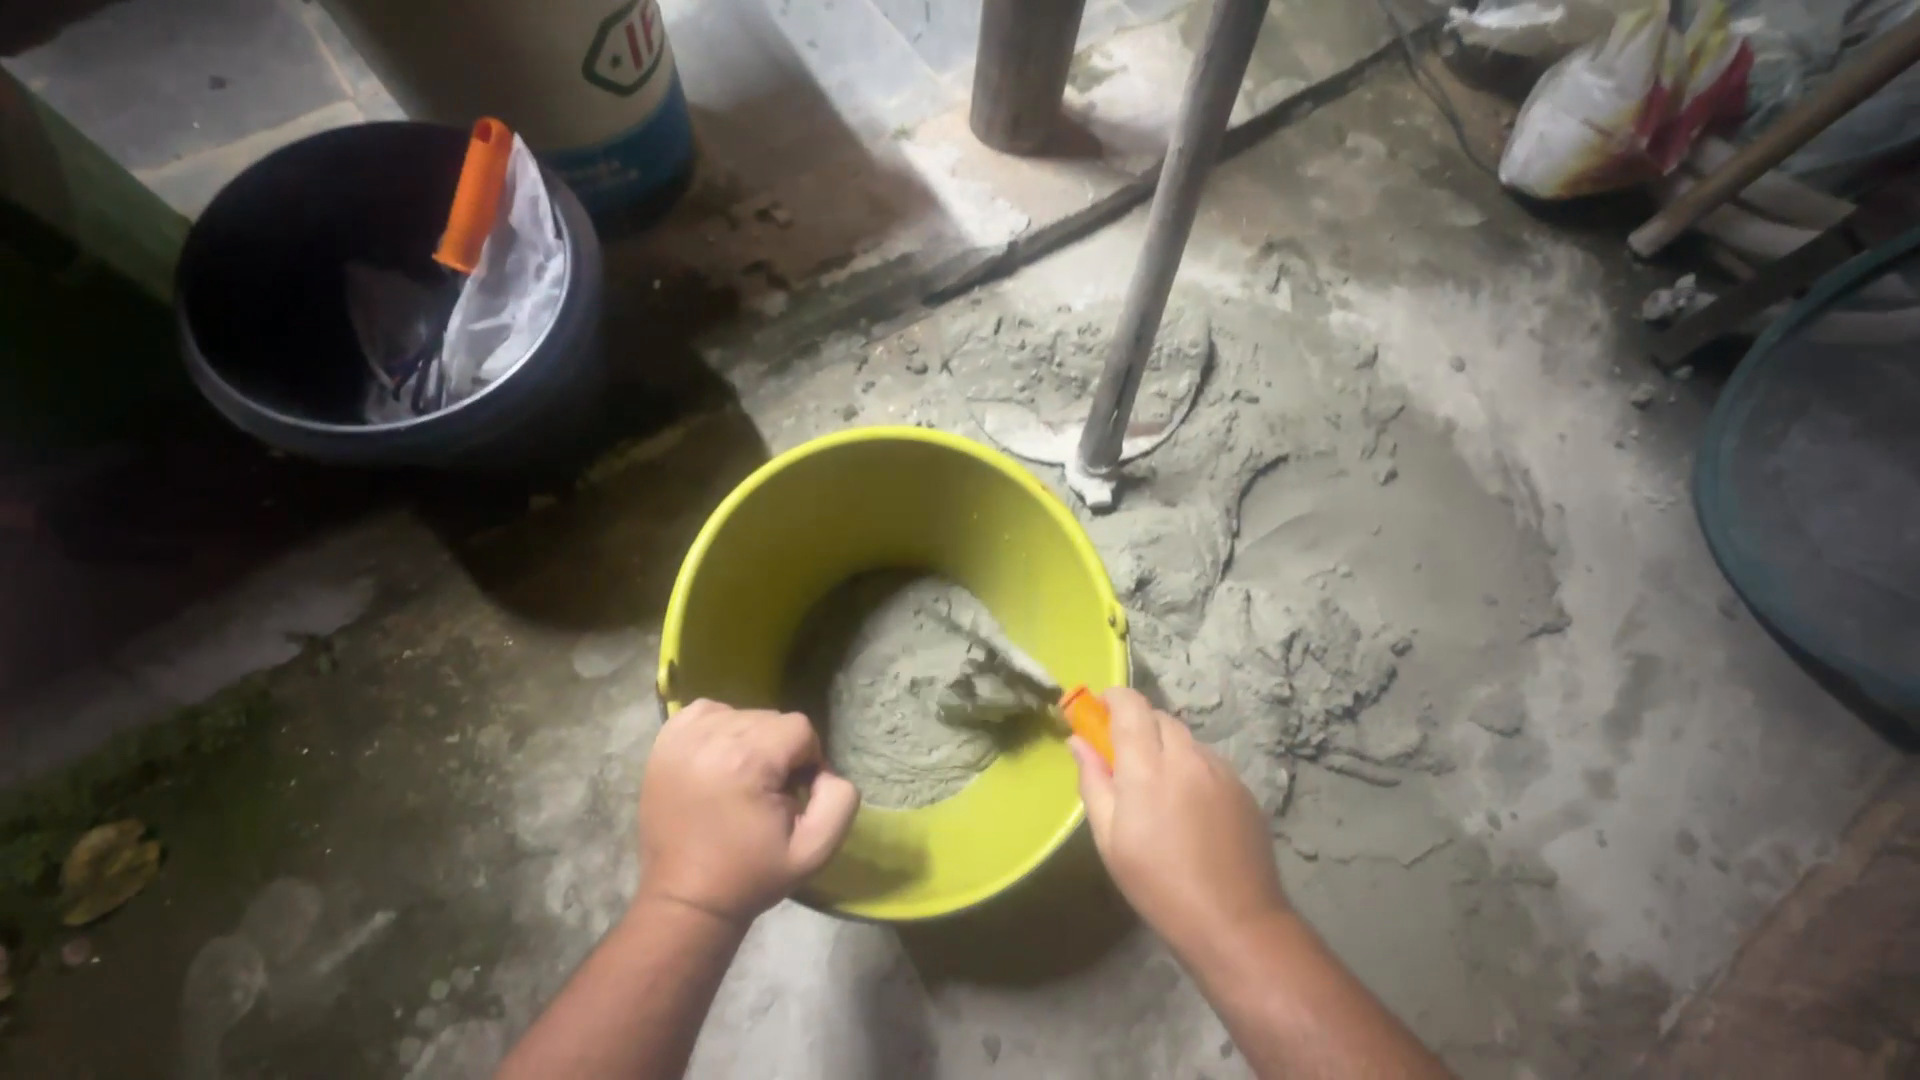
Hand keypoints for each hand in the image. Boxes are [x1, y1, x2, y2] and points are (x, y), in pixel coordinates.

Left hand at [637, 699, 858, 925]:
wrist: (687, 900)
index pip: (799, 728)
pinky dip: (719, 728)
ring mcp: (681, 739)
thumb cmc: (752, 874)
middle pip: (770, 717)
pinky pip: (705, 712)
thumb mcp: (816, 849)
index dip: (807, 760)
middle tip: (767, 792)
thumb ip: (840, 798)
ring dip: (751, 739)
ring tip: (742, 778)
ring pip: (741, 713)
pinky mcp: (663, 745)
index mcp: (748, 760)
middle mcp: (711, 739)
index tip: (793, 795)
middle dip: (779, 749)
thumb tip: (823, 770)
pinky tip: (719, 759)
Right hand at [1069, 688, 1286, 958]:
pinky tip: (1190, 808)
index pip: (1131, 706)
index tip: (1099, 710)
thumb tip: (1078, 742)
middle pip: (1159, 718)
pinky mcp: (1243, 789)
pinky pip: (1209, 762)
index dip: (1113, 698)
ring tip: (1159, 789)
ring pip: (1187, 740)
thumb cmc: (1158, 885)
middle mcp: (1187, 757)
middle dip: (1138, 725)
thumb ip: (1093, 782)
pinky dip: (1191, 768)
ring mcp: (1221, 771)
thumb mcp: (1109, 840)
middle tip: (1124, 758)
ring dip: (1166, 748)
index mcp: (1148, 767)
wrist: (1235, 922)